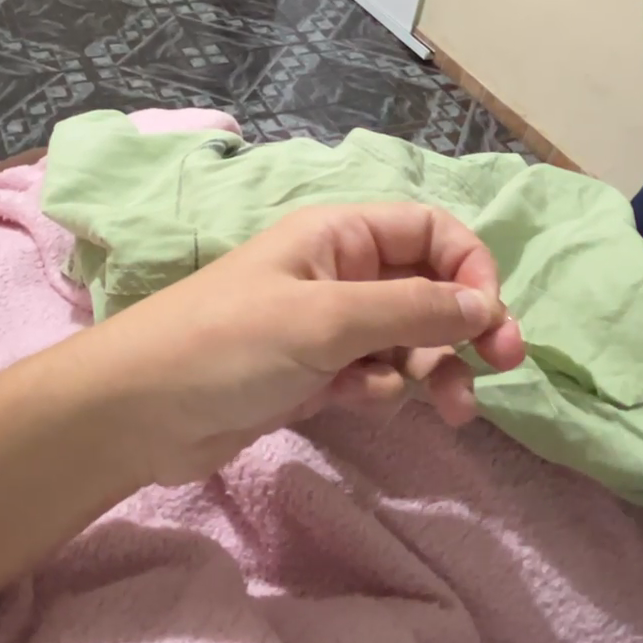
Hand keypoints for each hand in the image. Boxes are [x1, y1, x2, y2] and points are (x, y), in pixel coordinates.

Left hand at [73, 203, 525, 484]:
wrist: (141, 411)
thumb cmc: (230, 344)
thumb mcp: (326, 318)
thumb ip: (412, 308)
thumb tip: (487, 304)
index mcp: (340, 235)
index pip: (430, 230)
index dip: (470, 266)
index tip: (491, 318)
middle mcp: (340, 271)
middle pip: (427, 286)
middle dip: (464, 324)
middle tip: (500, 367)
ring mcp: (327, 324)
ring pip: (407, 337)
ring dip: (432, 367)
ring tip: (453, 412)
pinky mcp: (314, 372)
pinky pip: (373, 373)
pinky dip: (381, 389)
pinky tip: (360, 403)